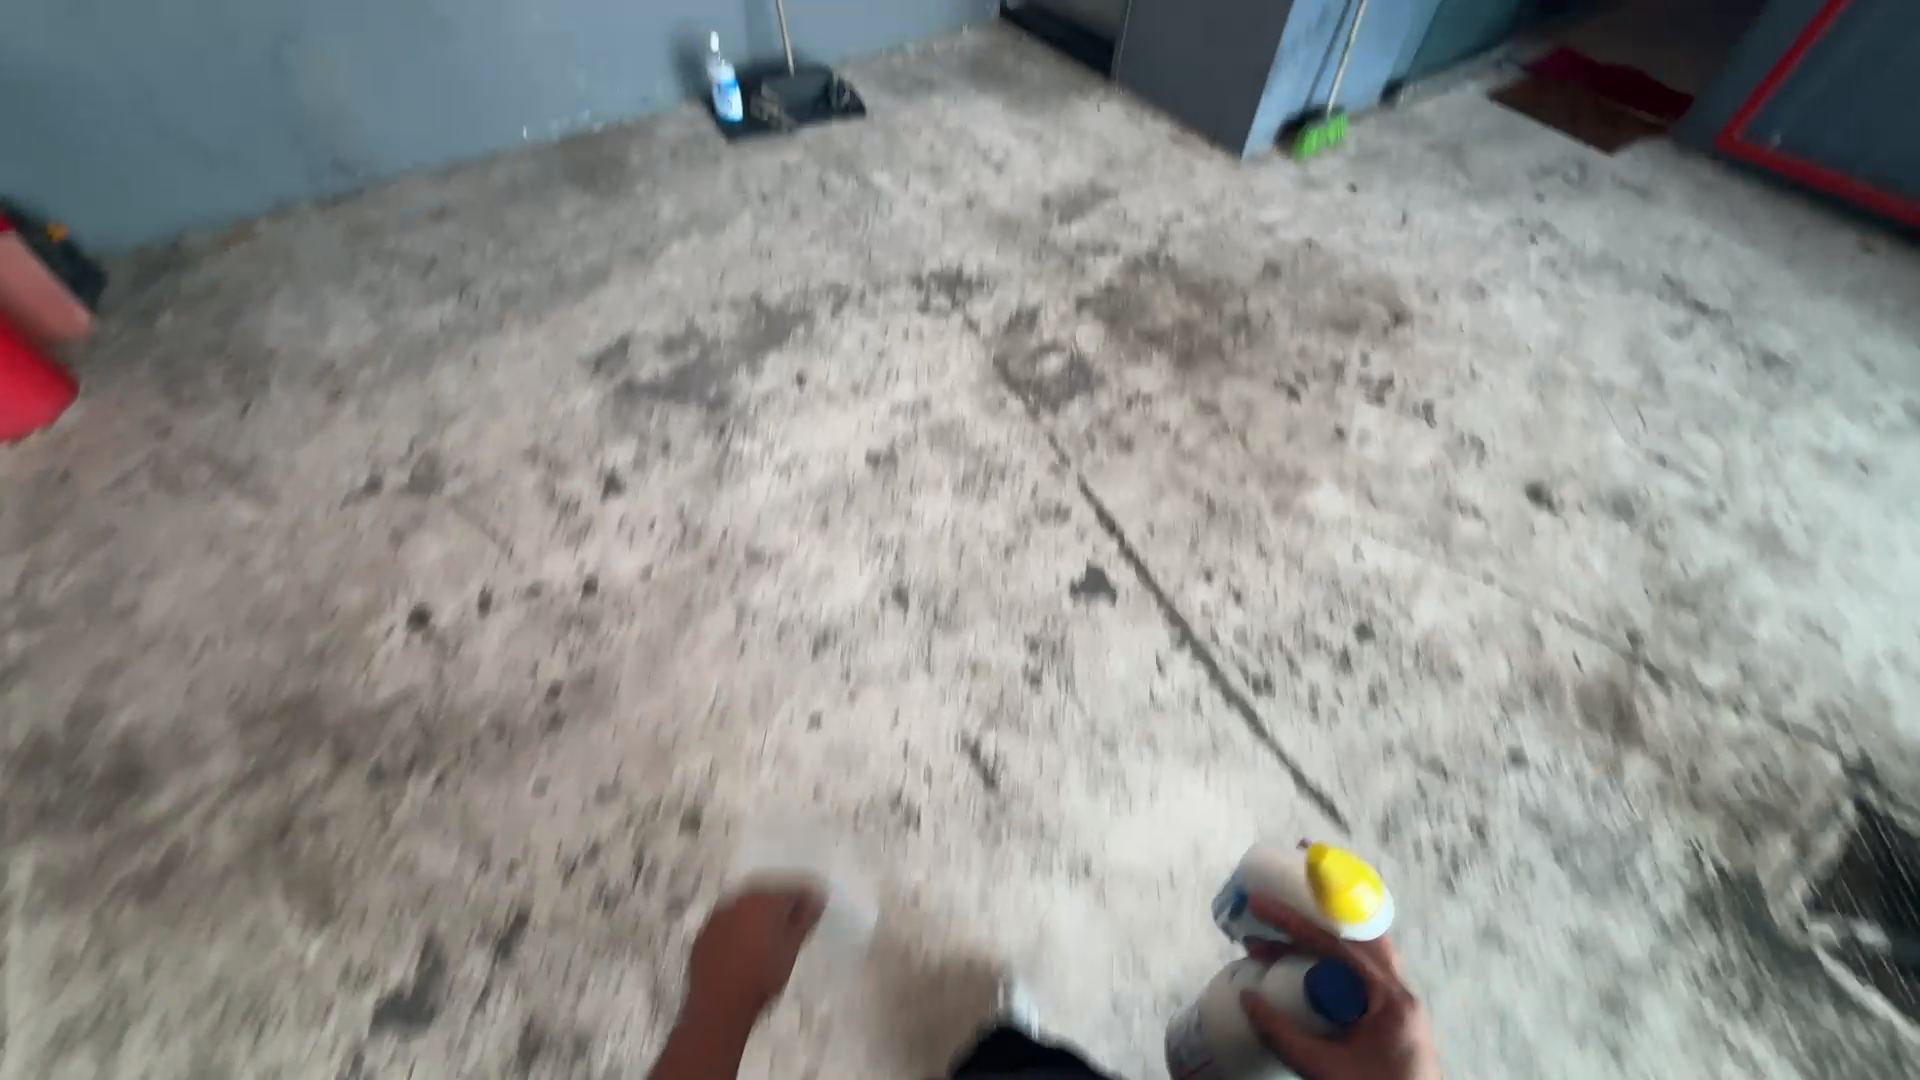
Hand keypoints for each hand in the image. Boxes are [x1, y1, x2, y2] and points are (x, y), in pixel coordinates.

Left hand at [684, 885, 824, 1026]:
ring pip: (745, 906)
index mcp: (765, 899)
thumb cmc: (762, 977)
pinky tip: (744, 944)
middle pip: (767, 893)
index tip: (814, 906)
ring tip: (769, 932)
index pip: (791, 888)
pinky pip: (726, 922)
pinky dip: (738, 926)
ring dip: (758, 913)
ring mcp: (718, 916)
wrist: (718, 1006)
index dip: (805, 896)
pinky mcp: (703, 934)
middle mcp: (740, 900)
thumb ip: (805, 919)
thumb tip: (817, 899)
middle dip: (781, 901)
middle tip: (792, 918)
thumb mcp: (792, 948)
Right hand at [1238, 898, 1440, 1079]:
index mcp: (1391, 999)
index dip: (1294, 922)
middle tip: (1277, 906)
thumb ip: (1281, 1033)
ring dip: (1321, 939)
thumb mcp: (1323, 1071)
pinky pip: (1358, 975)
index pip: (1337, 943)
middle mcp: (1399, 994)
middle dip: (1315, 916)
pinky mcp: (1391, 1021)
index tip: (1258, 905)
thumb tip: (1245, 995)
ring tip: (1281, 935)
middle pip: (1355, 935)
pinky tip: (1303, 970)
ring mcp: (1398, 1007)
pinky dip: (1329, 962)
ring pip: (1358, 953)